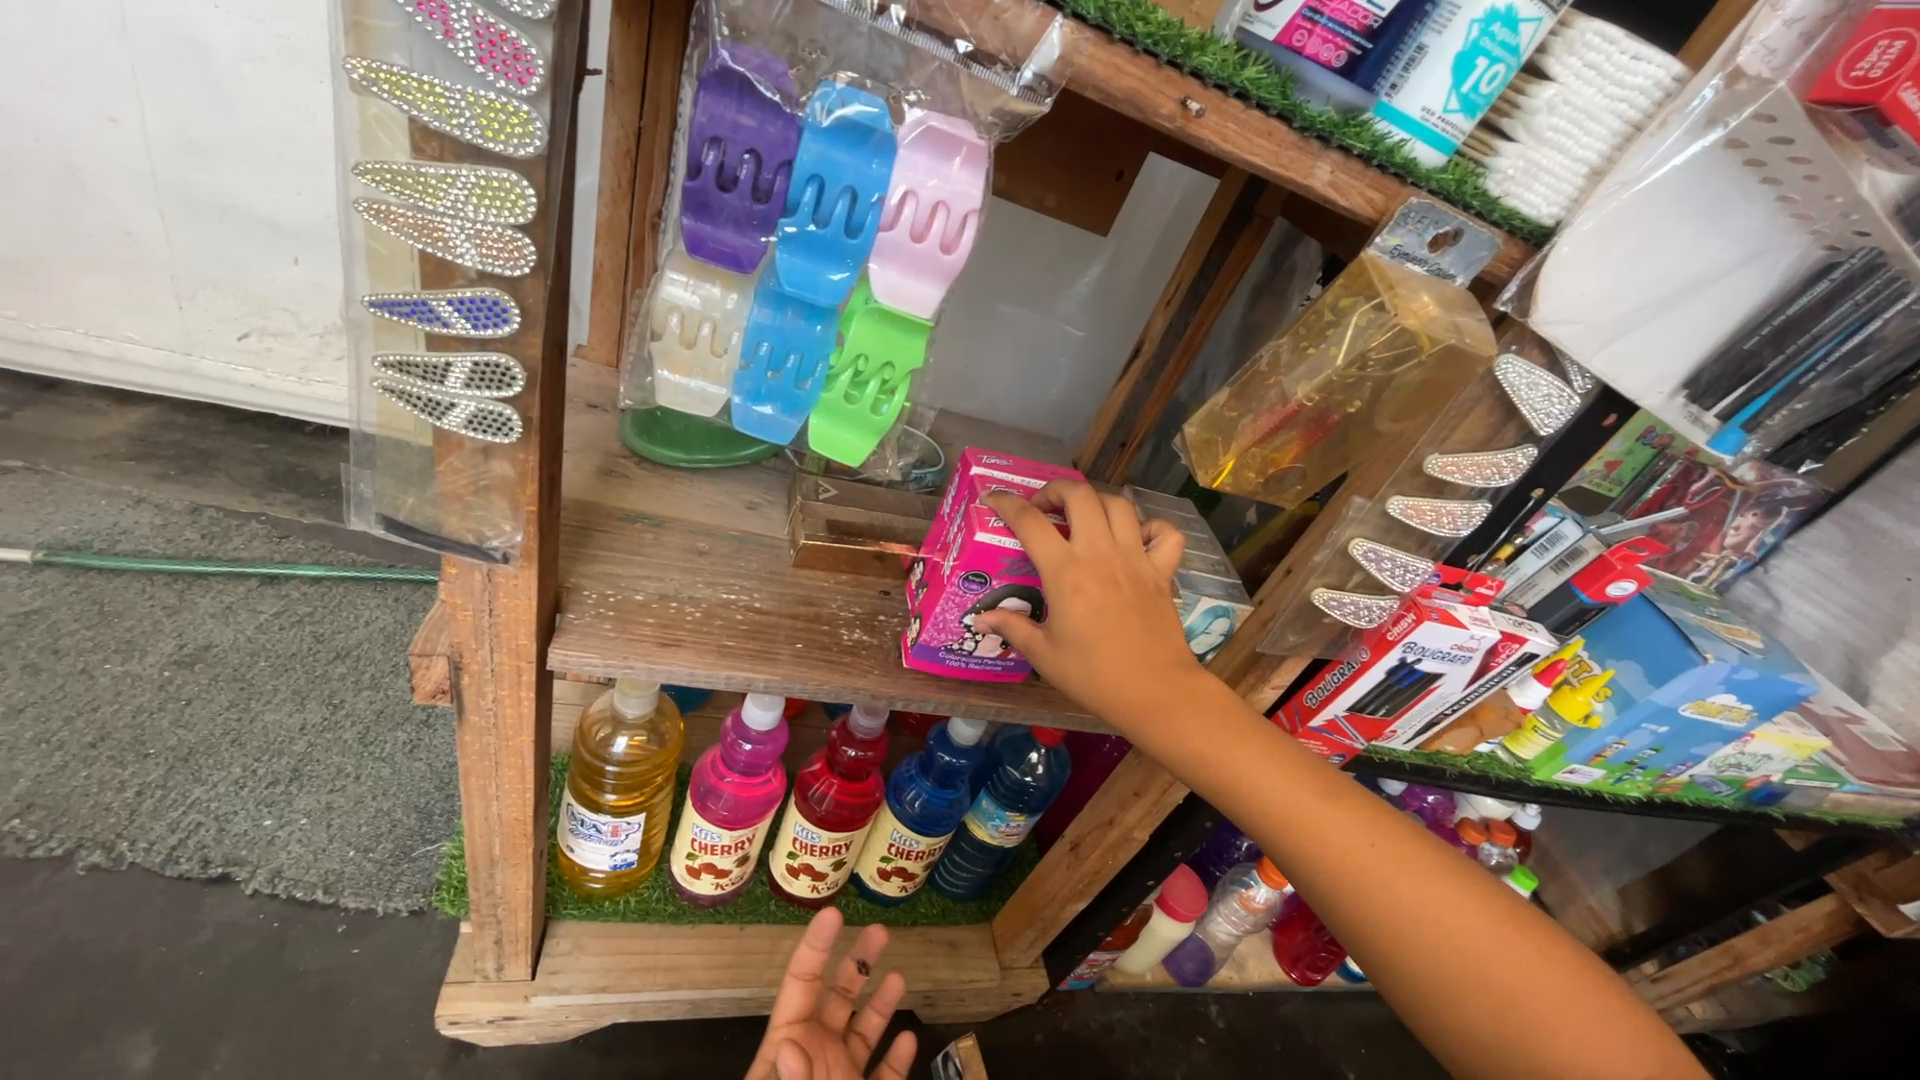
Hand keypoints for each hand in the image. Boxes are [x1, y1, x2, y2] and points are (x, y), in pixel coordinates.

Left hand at [747, 907, 916, 1079]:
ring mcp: (842, 1076)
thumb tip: (788, 1044)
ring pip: (863, 1032)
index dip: (816, 946)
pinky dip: (897, 1058)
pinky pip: (885, 1075)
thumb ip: (787, 1078)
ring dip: (881, 1005)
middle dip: (858, 961)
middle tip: (880, 930)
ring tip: (898, 975)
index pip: (801, 983)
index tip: (834, 912)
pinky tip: (908, 1038)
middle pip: (838, 998)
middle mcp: (817, 1053)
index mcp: (790, 1043)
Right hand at [978, 481, 1208, 729]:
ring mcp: (1136, 558)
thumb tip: (981, 618)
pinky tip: (1136, 539)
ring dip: (1096, 502)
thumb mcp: (1044, 655)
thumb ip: (1013, 628)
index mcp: (1065, 572)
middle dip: (1055, 490)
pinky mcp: (1163, 571)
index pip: (1030, 521)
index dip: (1006, 503)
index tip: (993, 500)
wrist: (1154, 692)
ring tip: (1083, 518)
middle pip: (1079, 495)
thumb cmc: (1093, 676)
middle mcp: (1101, 554)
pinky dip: (1151, 526)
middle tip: (1043, 508)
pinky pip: (1164, 533)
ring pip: (1119, 504)